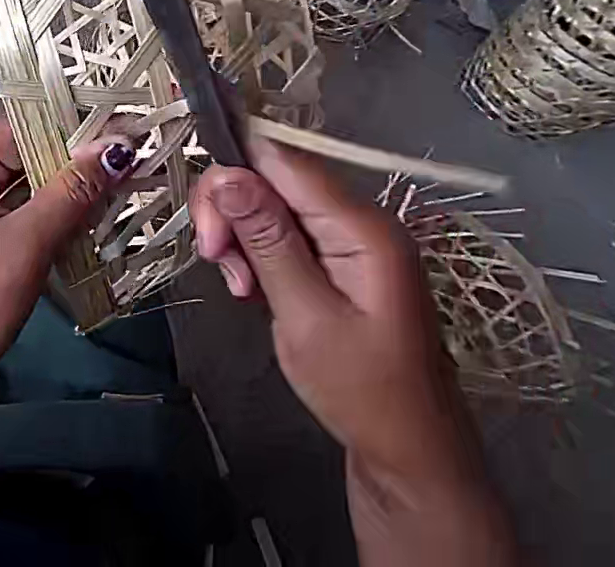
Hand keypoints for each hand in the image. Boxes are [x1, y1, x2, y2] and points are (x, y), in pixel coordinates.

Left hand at [0, 123, 135, 401]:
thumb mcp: (24, 245)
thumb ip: (71, 192)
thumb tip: (117, 147)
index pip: (28, 126)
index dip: (80, 129)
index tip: (132, 132)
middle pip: (28, 148)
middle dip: (78, 157)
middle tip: (136, 160)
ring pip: (28, 176)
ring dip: (70, 183)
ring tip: (124, 180)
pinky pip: (20, 201)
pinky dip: (52, 206)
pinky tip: (90, 209)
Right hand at [190, 137, 516, 565]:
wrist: (409, 452)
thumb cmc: (360, 391)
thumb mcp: (305, 316)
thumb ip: (266, 240)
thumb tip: (226, 174)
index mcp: (362, 226)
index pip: (283, 161)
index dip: (234, 173)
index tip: (206, 223)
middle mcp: (358, 218)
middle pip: (273, 178)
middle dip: (232, 210)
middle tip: (214, 259)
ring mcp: (349, 236)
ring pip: (270, 204)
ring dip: (240, 235)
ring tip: (238, 286)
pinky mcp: (338, 255)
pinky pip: (283, 230)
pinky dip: (256, 251)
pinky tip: (251, 286)